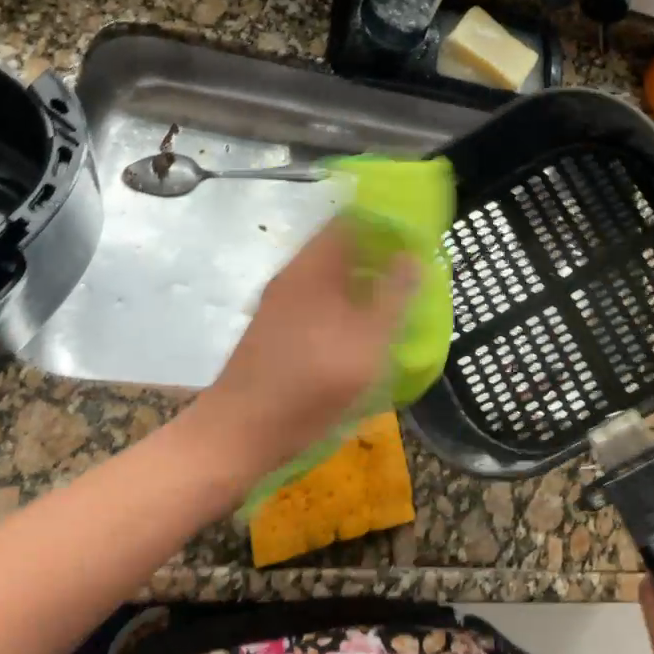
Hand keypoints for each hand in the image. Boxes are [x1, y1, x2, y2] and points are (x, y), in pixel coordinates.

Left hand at [193, 219, 419, 473]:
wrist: (238, 434)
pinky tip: (362, 331)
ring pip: (329, 277)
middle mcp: (293, 276)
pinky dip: (344, 305)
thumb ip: (394, 297)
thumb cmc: (308, 385)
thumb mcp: (367, 343)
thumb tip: (413, 256)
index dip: (384, 221)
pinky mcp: (274, 330)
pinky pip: (318, 301)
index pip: (350, 219)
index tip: (415, 235)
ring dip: (362, 283)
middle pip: (340, 248)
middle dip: (377, 255)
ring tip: (396, 302)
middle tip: (413, 271)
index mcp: (313, 267)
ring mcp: (279, 303)